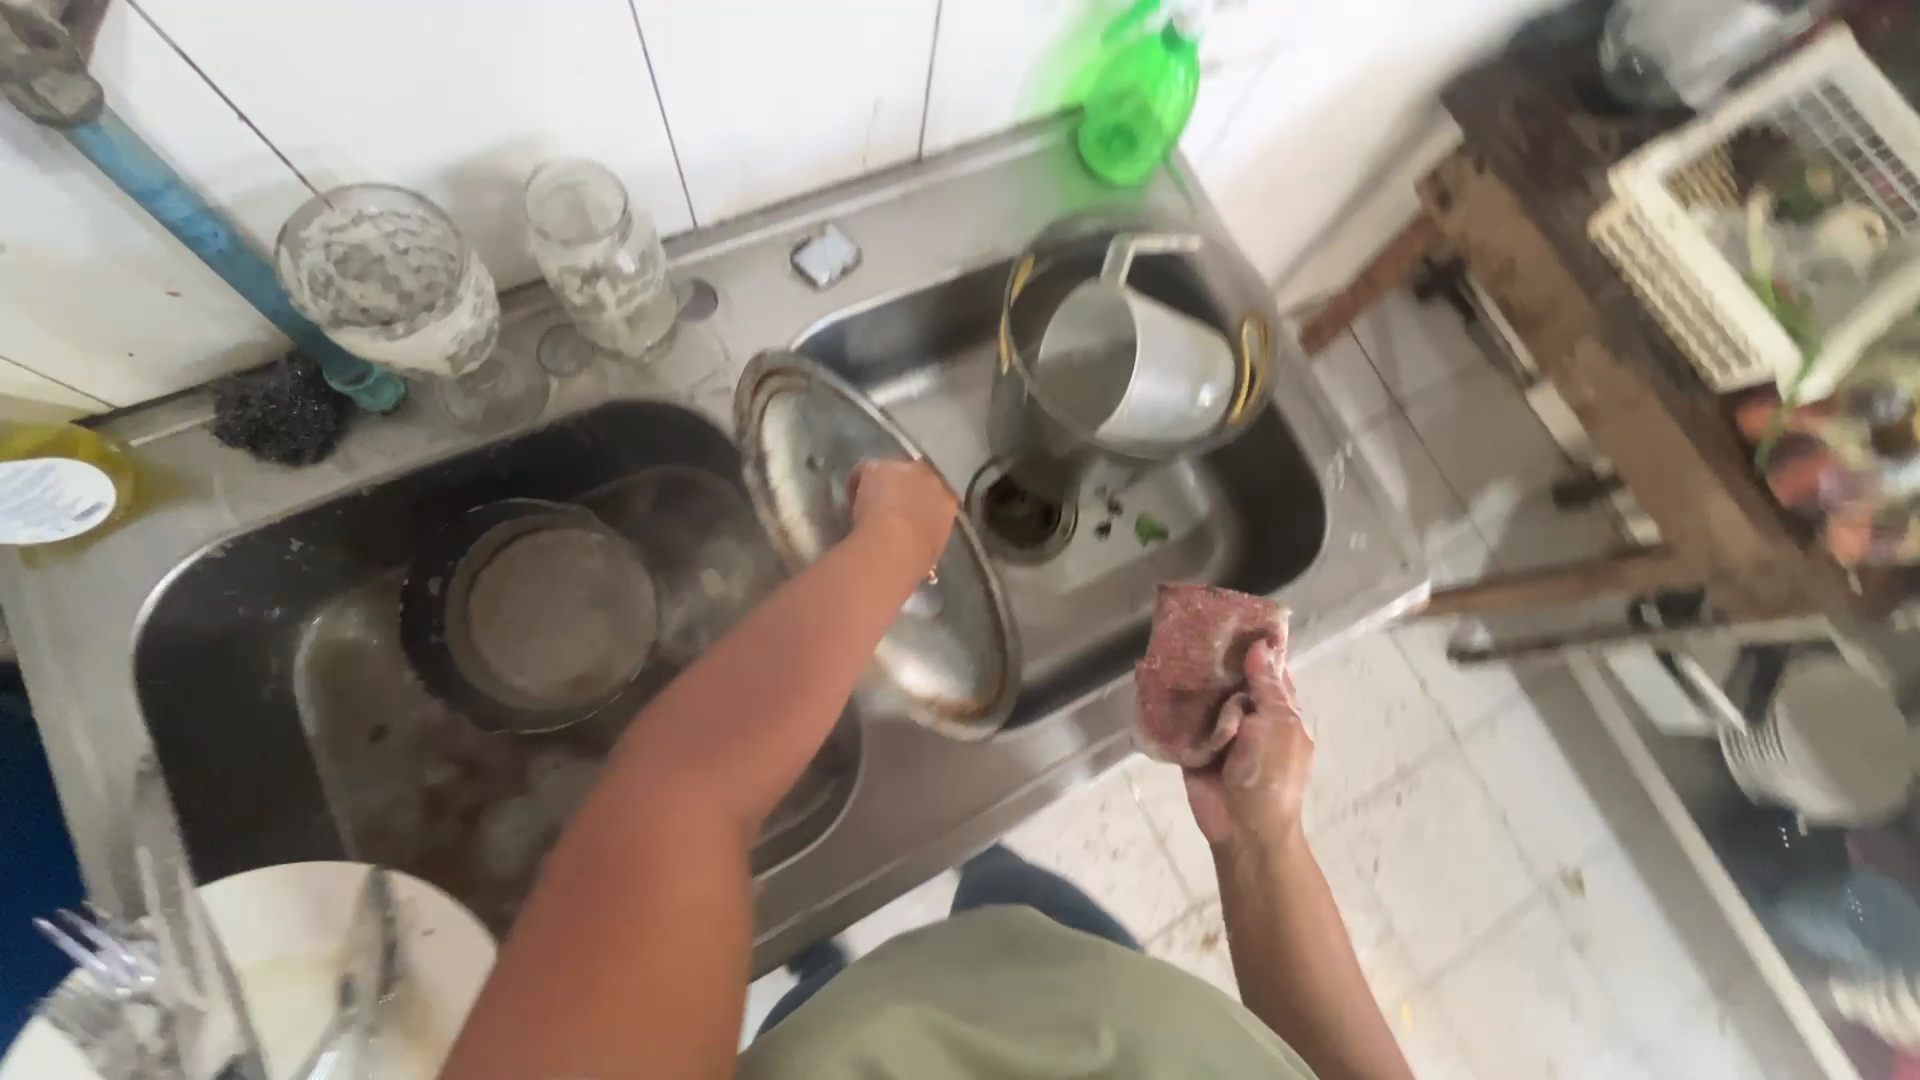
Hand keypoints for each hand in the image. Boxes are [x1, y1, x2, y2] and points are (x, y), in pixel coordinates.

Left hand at [850, 460, 957, 571]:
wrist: (896, 545)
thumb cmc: (919, 554)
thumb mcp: (933, 545)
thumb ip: (928, 531)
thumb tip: (918, 534)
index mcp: (947, 498)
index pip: (937, 490)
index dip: (921, 498)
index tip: (911, 510)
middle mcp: (930, 477)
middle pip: (915, 474)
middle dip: (903, 486)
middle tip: (889, 506)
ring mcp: (905, 469)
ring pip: (889, 470)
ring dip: (880, 485)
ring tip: (867, 506)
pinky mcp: (879, 467)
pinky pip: (864, 471)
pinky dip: (856, 485)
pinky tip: (851, 504)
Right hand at [1184, 638, 1312, 848]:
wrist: (1244, 829)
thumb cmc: (1271, 776)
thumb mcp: (1277, 725)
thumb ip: (1266, 687)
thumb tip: (1261, 645)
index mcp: (1278, 711)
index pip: (1267, 670)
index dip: (1254, 647)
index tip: (1231, 619)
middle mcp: (1248, 716)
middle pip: (1231, 679)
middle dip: (1214, 659)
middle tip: (1189, 627)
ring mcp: (1219, 731)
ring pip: (1203, 696)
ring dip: (1189, 678)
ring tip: (1166, 646)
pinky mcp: (1192, 745)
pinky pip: (1179, 720)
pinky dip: (1167, 704)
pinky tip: (1150, 678)